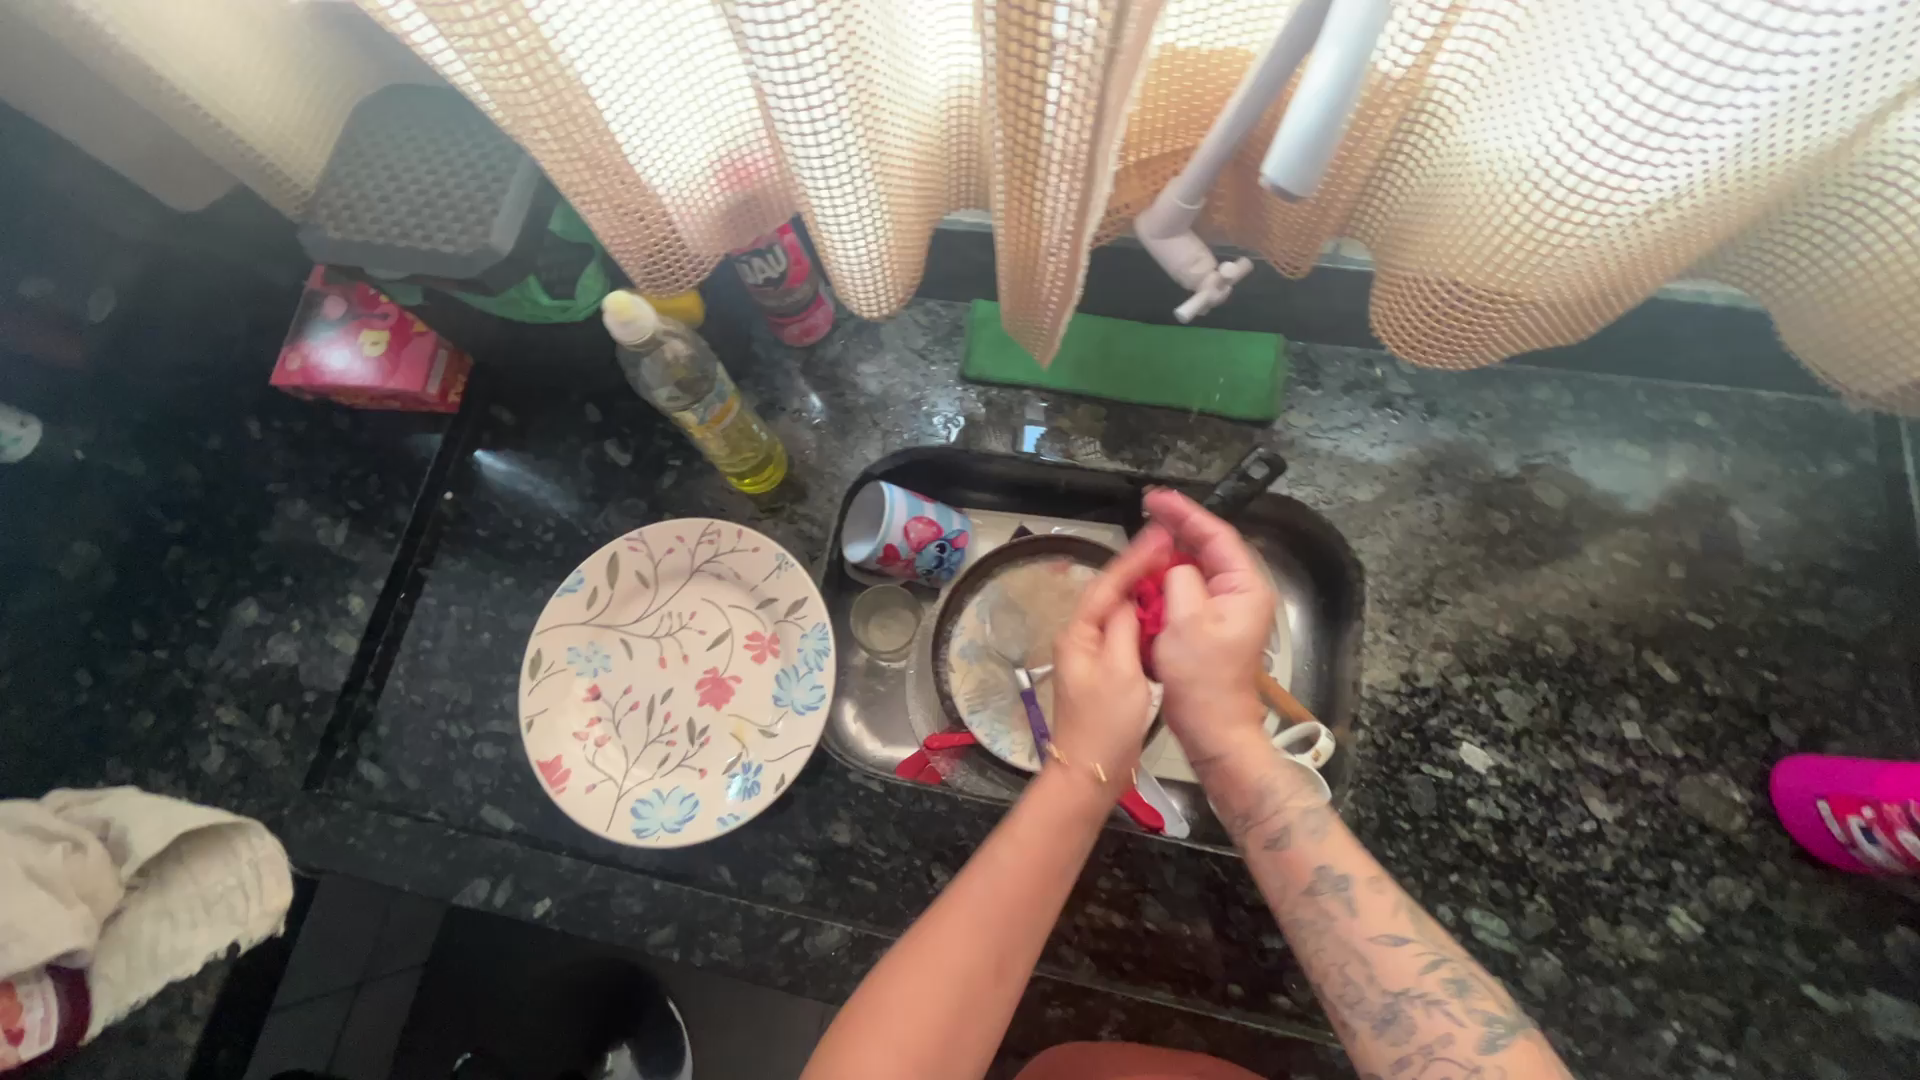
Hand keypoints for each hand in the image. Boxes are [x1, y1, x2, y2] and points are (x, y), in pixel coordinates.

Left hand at [1045, 528, 1170, 793]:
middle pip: (1109, 593)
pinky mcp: (1104, 670)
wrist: (1090, 771)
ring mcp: (1091, 655)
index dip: (1133, 559)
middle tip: (1167, 544)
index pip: (1107, 585)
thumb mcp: (1120, 673)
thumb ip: (1125, 630)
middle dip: (1136, 568)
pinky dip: (1141, 616)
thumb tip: (1131, 600)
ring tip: (1167, 566)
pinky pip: (1122, 632)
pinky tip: (1159, 609)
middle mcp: (1080, 638)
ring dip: (1139, 588)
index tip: (1159, 536)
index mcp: (1078, 635)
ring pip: (1116, 611)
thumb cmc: (1105, 725)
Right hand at [1140, 488, 1276, 764]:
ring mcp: (1225, 610)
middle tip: (1146, 508)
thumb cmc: (1203, 679)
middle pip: (1206, 547)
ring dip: (1168, 554)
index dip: (1185, 513)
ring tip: (1142, 536)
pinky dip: (1165, 580)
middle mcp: (1240, 593)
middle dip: (1176, 528)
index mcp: (1245, 587)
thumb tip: (1172, 566)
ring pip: (1194, 568)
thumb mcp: (1187, 621)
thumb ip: (1179, 580)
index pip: (1216, 535)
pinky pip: (1185, 591)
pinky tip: (1146, 574)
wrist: (1211, 728)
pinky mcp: (1208, 625)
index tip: (1156, 498)